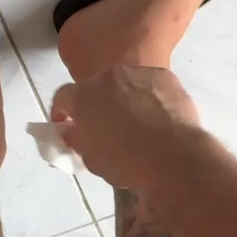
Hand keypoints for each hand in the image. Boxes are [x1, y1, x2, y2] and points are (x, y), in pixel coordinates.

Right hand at [49, 65, 207, 189]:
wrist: (175, 159)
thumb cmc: (126, 164)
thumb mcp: (91, 158)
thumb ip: (77, 139)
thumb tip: (72, 131)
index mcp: (83, 97)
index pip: (62, 97)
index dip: (62, 112)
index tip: (66, 125)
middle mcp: (107, 77)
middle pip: (94, 87)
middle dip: (95, 104)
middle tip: (102, 126)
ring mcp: (138, 73)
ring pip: (124, 83)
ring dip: (122, 98)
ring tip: (134, 122)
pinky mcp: (165, 76)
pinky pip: (149, 84)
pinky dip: (148, 97)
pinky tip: (156, 117)